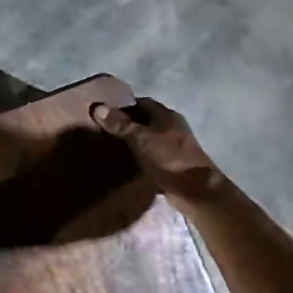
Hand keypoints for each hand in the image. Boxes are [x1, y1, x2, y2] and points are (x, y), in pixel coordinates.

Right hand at [91, 98, 223, 198]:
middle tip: (105, 129)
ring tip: (112, 145)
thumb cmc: (168, 158)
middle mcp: (172, 126)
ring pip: (149, 137)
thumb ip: (120, 124)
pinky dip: (141, 154)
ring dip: (134, 140)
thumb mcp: (140, 138)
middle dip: (128, 123)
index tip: (106, 112)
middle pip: (146, 119)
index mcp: (167, 115)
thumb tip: (98, 107)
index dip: (124, 105)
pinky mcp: (174, 163)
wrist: (195, 190)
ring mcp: (175, 145)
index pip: (142, 102)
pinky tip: (127, 161)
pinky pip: (153, 153)